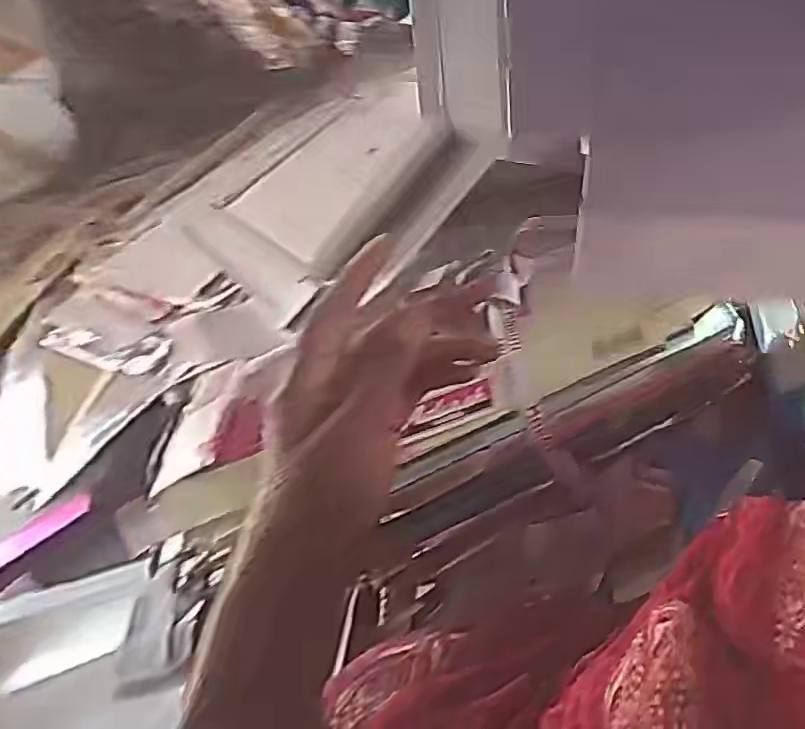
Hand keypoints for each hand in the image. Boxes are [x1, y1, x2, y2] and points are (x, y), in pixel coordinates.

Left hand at [268, 237, 497, 497]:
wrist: (310, 561)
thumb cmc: (324, 495)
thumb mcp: (358, 426)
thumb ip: (385, 367)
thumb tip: (416, 311)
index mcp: (315, 377)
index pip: (339, 312)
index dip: (362, 275)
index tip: (391, 243)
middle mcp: (333, 383)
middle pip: (388, 332)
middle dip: (435, 310)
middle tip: (487, 294)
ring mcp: (355, 405)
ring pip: (408, 359)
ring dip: (449, 347)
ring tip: (494, 349)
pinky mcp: (376, 426)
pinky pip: (414, 385)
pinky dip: (444, 374)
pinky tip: (473, 374)